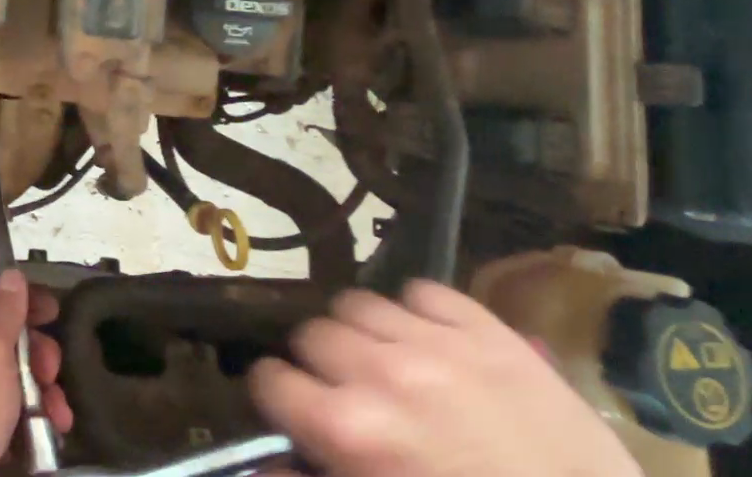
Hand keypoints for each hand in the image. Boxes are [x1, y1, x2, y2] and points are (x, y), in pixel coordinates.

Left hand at [0, 270, 73, 476]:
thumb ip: (7, 309)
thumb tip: (11, 273)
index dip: (25, 303)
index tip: (57, 313)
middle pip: (6, 340)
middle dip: (38, 357)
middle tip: (52, 373)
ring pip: (12, 380)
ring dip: (42, 394)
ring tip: (58, 415)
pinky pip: (8, 412)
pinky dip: (31, 420)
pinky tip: (51, 432)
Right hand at [250, 281, 641, 476]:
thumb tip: (264, 466)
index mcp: (348, 429)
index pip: (270, 379)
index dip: (279, 398)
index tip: (296, 412)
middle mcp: (380, 373)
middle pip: (311, 335)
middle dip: (321, 366)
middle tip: (348, 395)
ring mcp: (436, 344)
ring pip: (358, 305)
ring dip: (364, 336)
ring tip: (390, 366)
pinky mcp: (487, 330)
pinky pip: (421, 292)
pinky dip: (418, 314)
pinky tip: (433, 347)